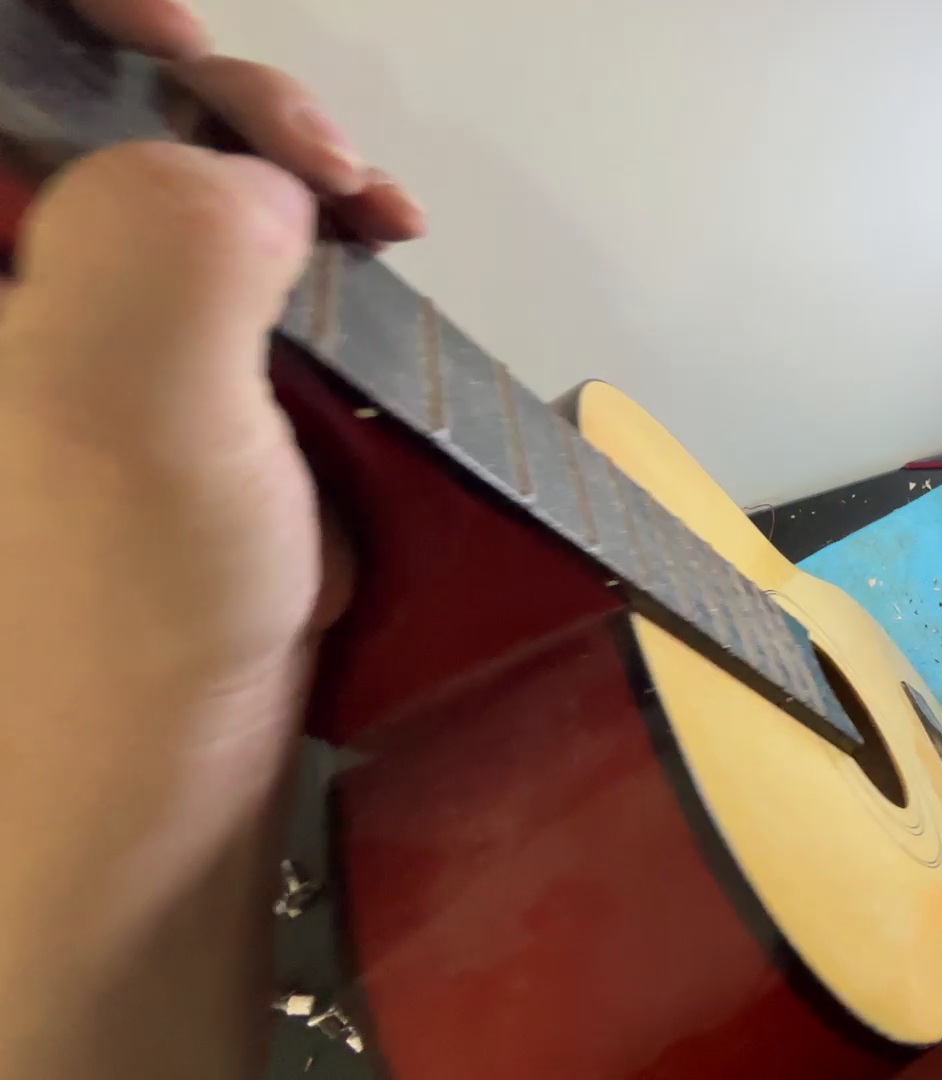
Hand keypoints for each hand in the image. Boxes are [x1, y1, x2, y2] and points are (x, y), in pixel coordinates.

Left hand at [0, 3, 421, 1075]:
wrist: (157, 745)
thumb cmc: (118, 621)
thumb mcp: (122, 434)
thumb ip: (157, 268)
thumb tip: (242, 174)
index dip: (66, 21)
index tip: (174, 50)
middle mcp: (6, 282)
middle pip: (80, 99)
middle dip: (218, 97)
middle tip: (316, 157)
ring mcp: (90, 323)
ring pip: (176, 168)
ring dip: (279, 162)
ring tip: (369, 210)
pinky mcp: (180, 369)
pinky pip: (242, 250)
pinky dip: (311, 231)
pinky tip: (367, 255)